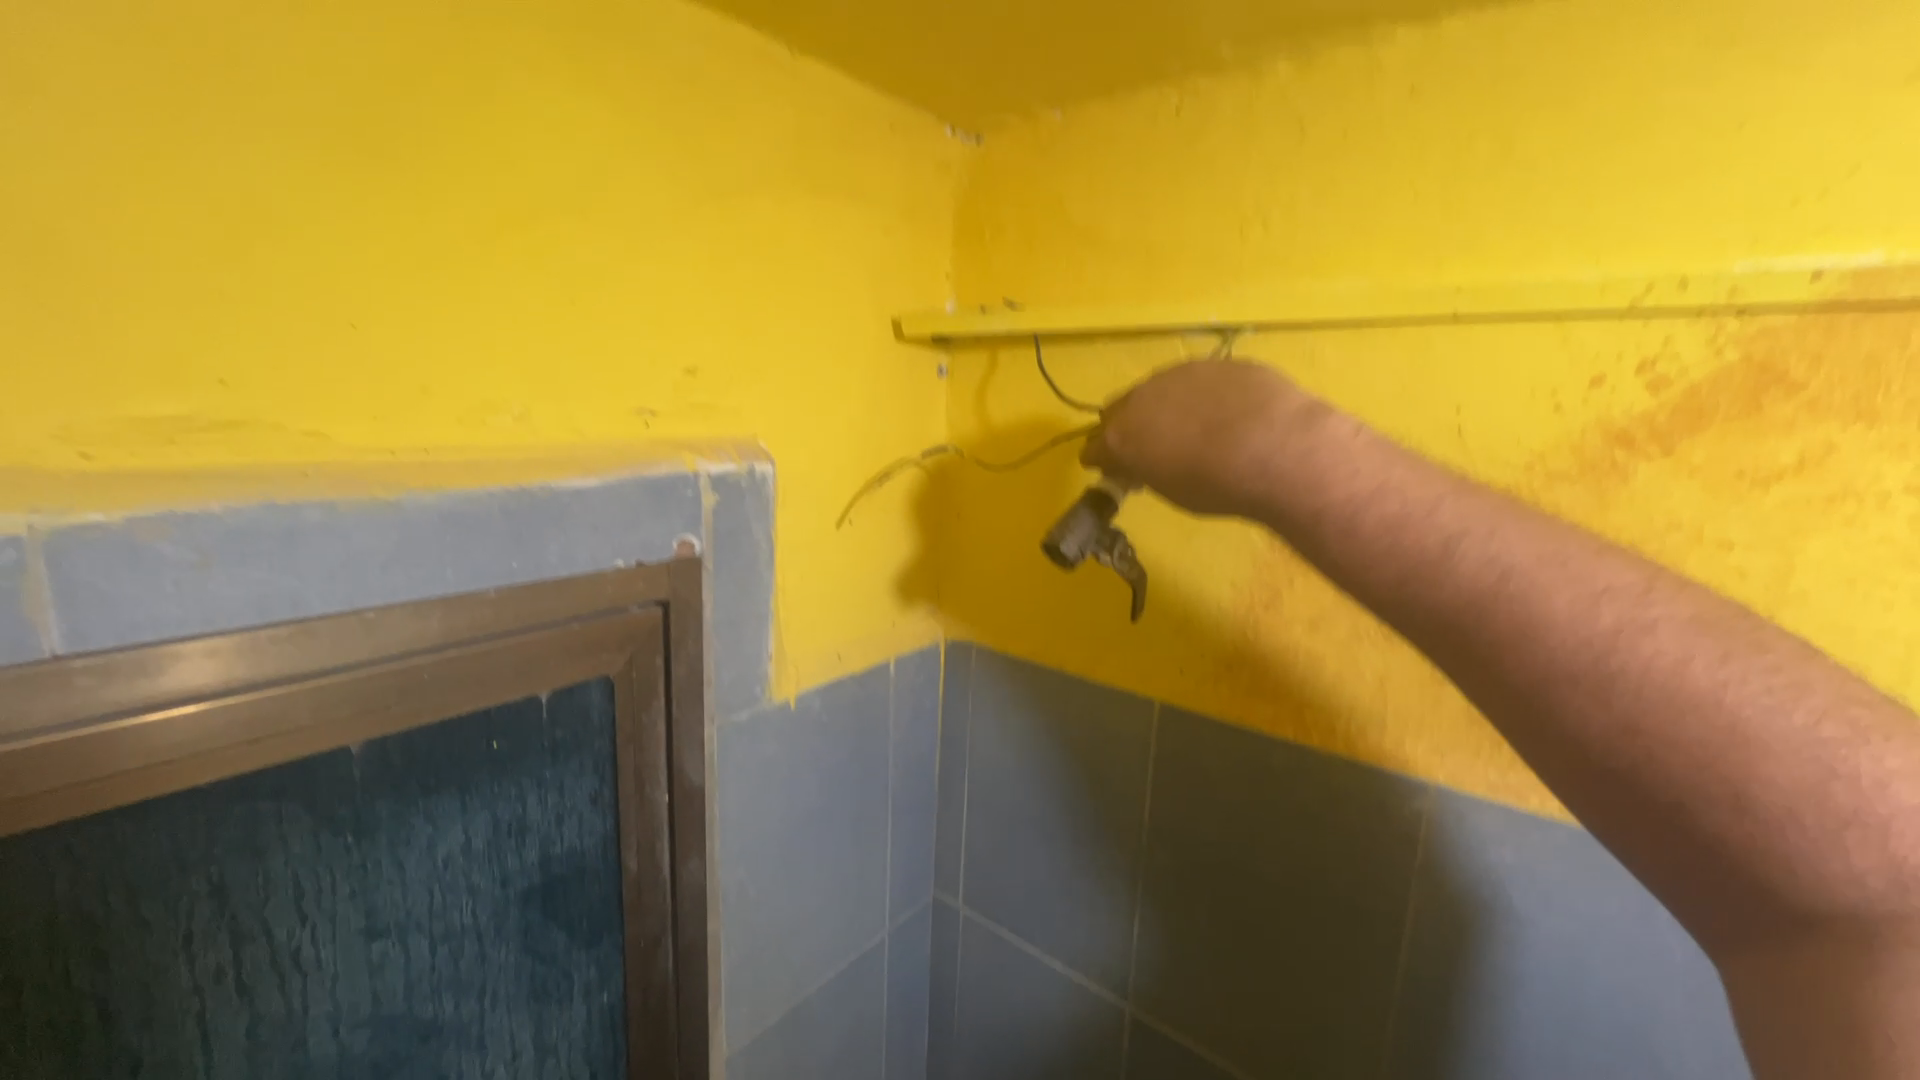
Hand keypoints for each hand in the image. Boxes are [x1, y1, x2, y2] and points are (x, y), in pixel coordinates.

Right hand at [1081, 359, 1318, 518]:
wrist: (1278, 449)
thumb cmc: (1217, 485)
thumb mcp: (1170, 491)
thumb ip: (1147, 470)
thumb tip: (1142, 463)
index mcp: (1121, 435)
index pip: (1094, 448)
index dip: (1105, 461)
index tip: (1120, 472)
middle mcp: (1142, 396)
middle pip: (1121, 408)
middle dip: (1130, 426)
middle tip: (1156, 448)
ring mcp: (1181, 373)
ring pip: (1162, 388)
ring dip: (1169, 405)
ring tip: (1200, 429)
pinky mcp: (1219, 362)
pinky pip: (1202, 380)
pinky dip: (1207, 396)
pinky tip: (1233, 414)